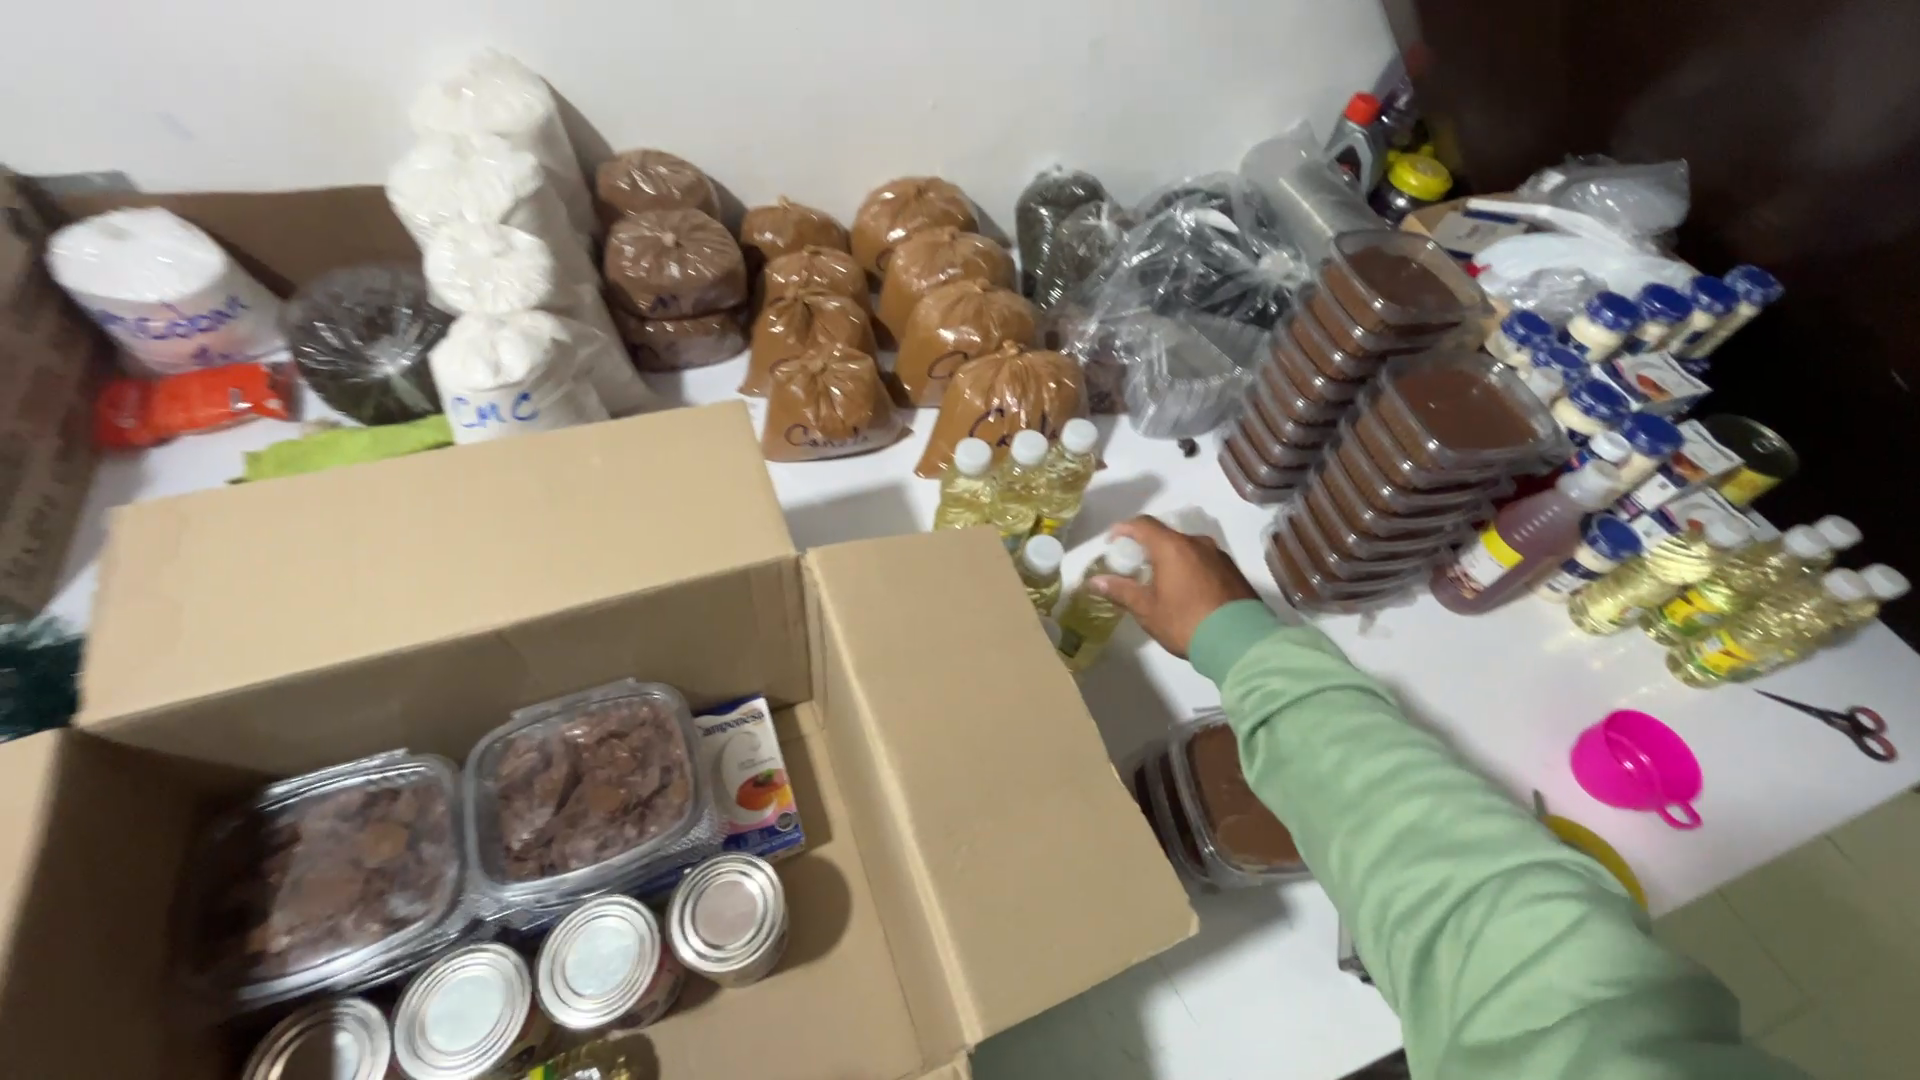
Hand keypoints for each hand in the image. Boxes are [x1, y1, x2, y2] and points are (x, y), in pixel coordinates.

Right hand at [1091, 515, 1257, 657]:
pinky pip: (1204, 561)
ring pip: (1187, 548)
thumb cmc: (1185, 622)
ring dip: (1171, 559)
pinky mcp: (1233, 571)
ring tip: (1162, 582)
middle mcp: (1197, 543)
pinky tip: (1187, 592)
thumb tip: (1094, 581)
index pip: (1143, 524)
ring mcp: (1219, 556)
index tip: (1113, 543)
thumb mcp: (1147, 609)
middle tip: (1136, 568)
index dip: (1124, 529)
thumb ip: (1121, 590)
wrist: (1240, 642)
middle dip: (1148, 547)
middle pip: (1166, 535)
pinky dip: (1190, 568)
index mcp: (1172, 547)